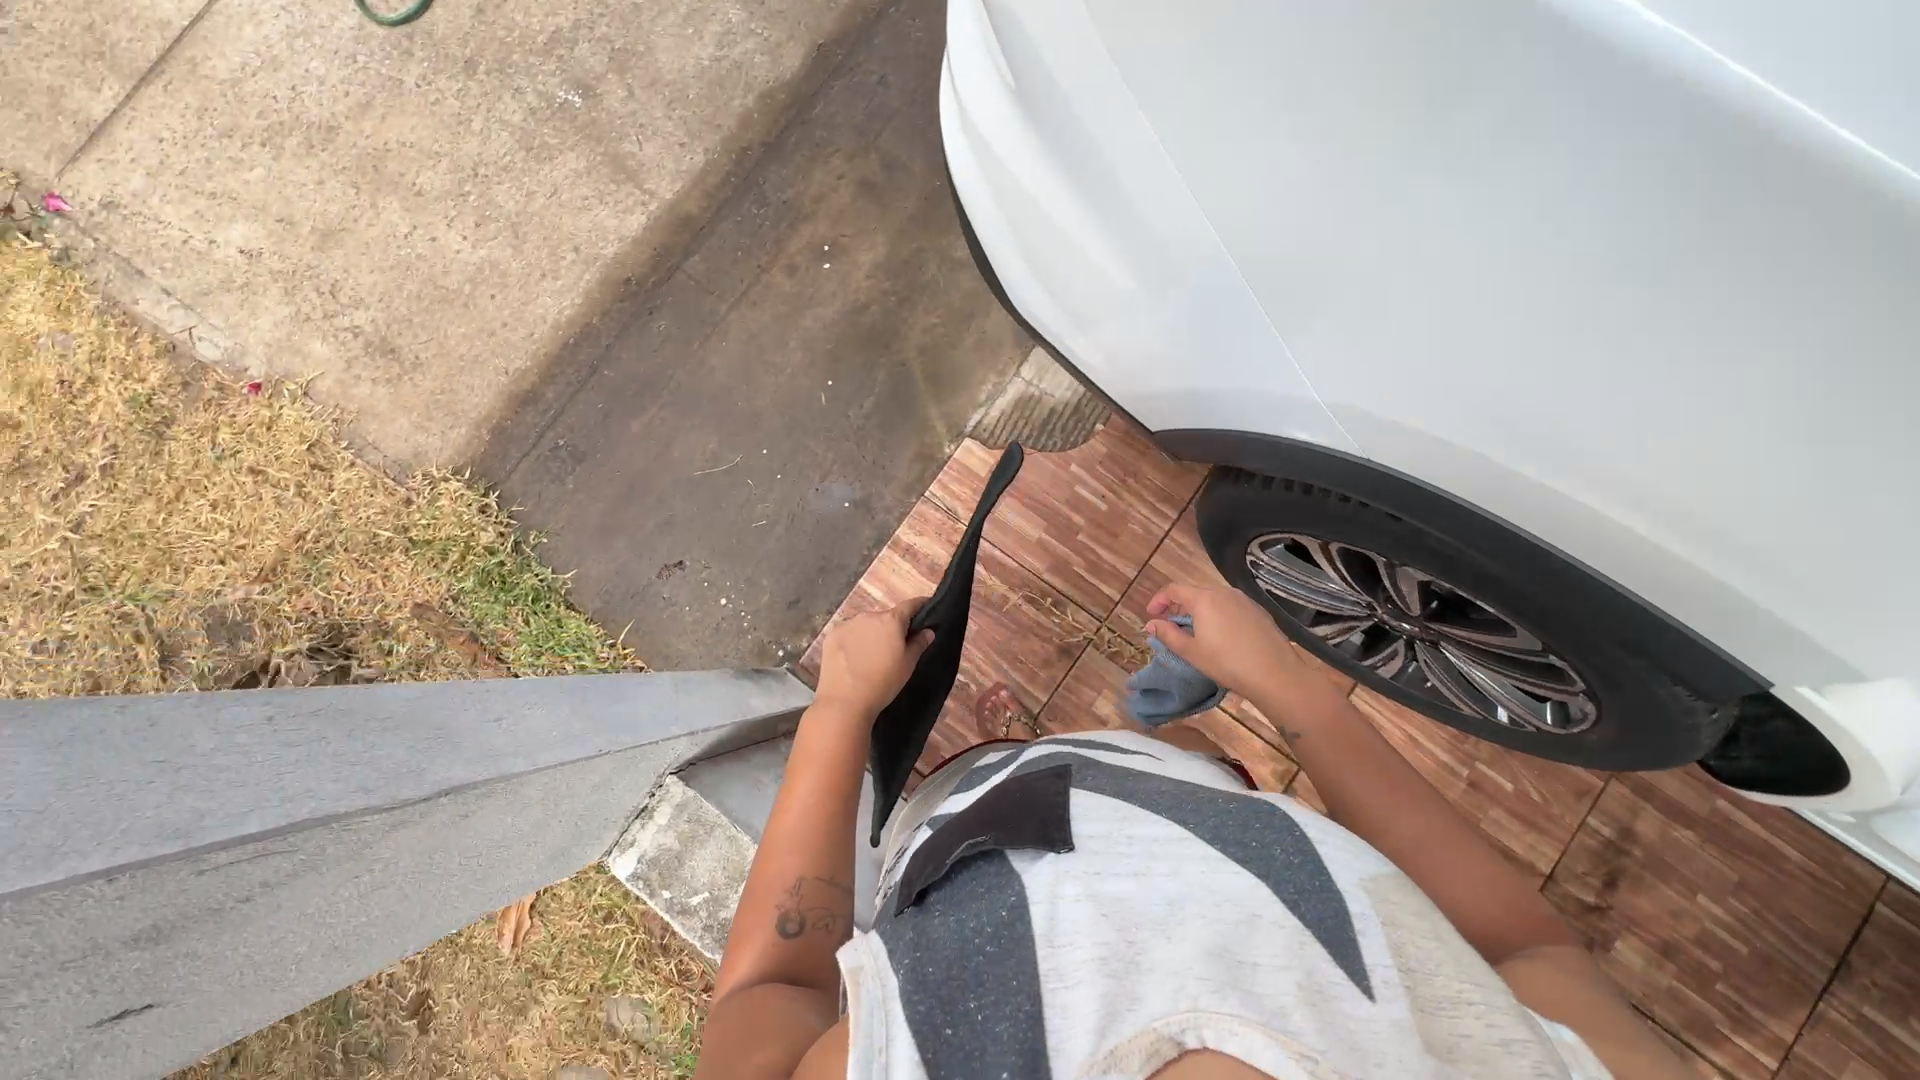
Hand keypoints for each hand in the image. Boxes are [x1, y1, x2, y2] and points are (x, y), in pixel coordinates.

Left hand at [813, 598, 934, 720]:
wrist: (845, 701)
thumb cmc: (883, 684)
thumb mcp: (907, 665)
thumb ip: (919, 644)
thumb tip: (927, 631)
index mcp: (891, 620)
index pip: (910, 605)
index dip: (920, 605)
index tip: (925, 607)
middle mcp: (869, 616)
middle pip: (885, 617)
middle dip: (891, 628)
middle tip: (894, 648)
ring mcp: (847, 624)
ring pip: (865, 625)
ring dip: (871, 634)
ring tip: (870, 657)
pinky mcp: (831, 635)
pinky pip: (848, 633)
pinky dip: (853, 641)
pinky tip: (852, 659)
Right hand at [1145, 584, 1305, 697]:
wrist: (1275, 673)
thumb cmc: (1226, 663)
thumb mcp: (1191, 651)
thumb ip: (1167, 634)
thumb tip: (1151, 624)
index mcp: (1204, 599)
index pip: (1174, 589)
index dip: (1159, 600)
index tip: (1152, 615)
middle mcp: (1224, 592)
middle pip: (1194, 592)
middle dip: (1178, 605)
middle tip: (1170, 624)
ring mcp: (1244, 600)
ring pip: (1214, 598)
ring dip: (1198, 609)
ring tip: (1194, 630)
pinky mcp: (1258, 611)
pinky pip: (1230, 606)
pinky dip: (1218, 613)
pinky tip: (1221, 634)